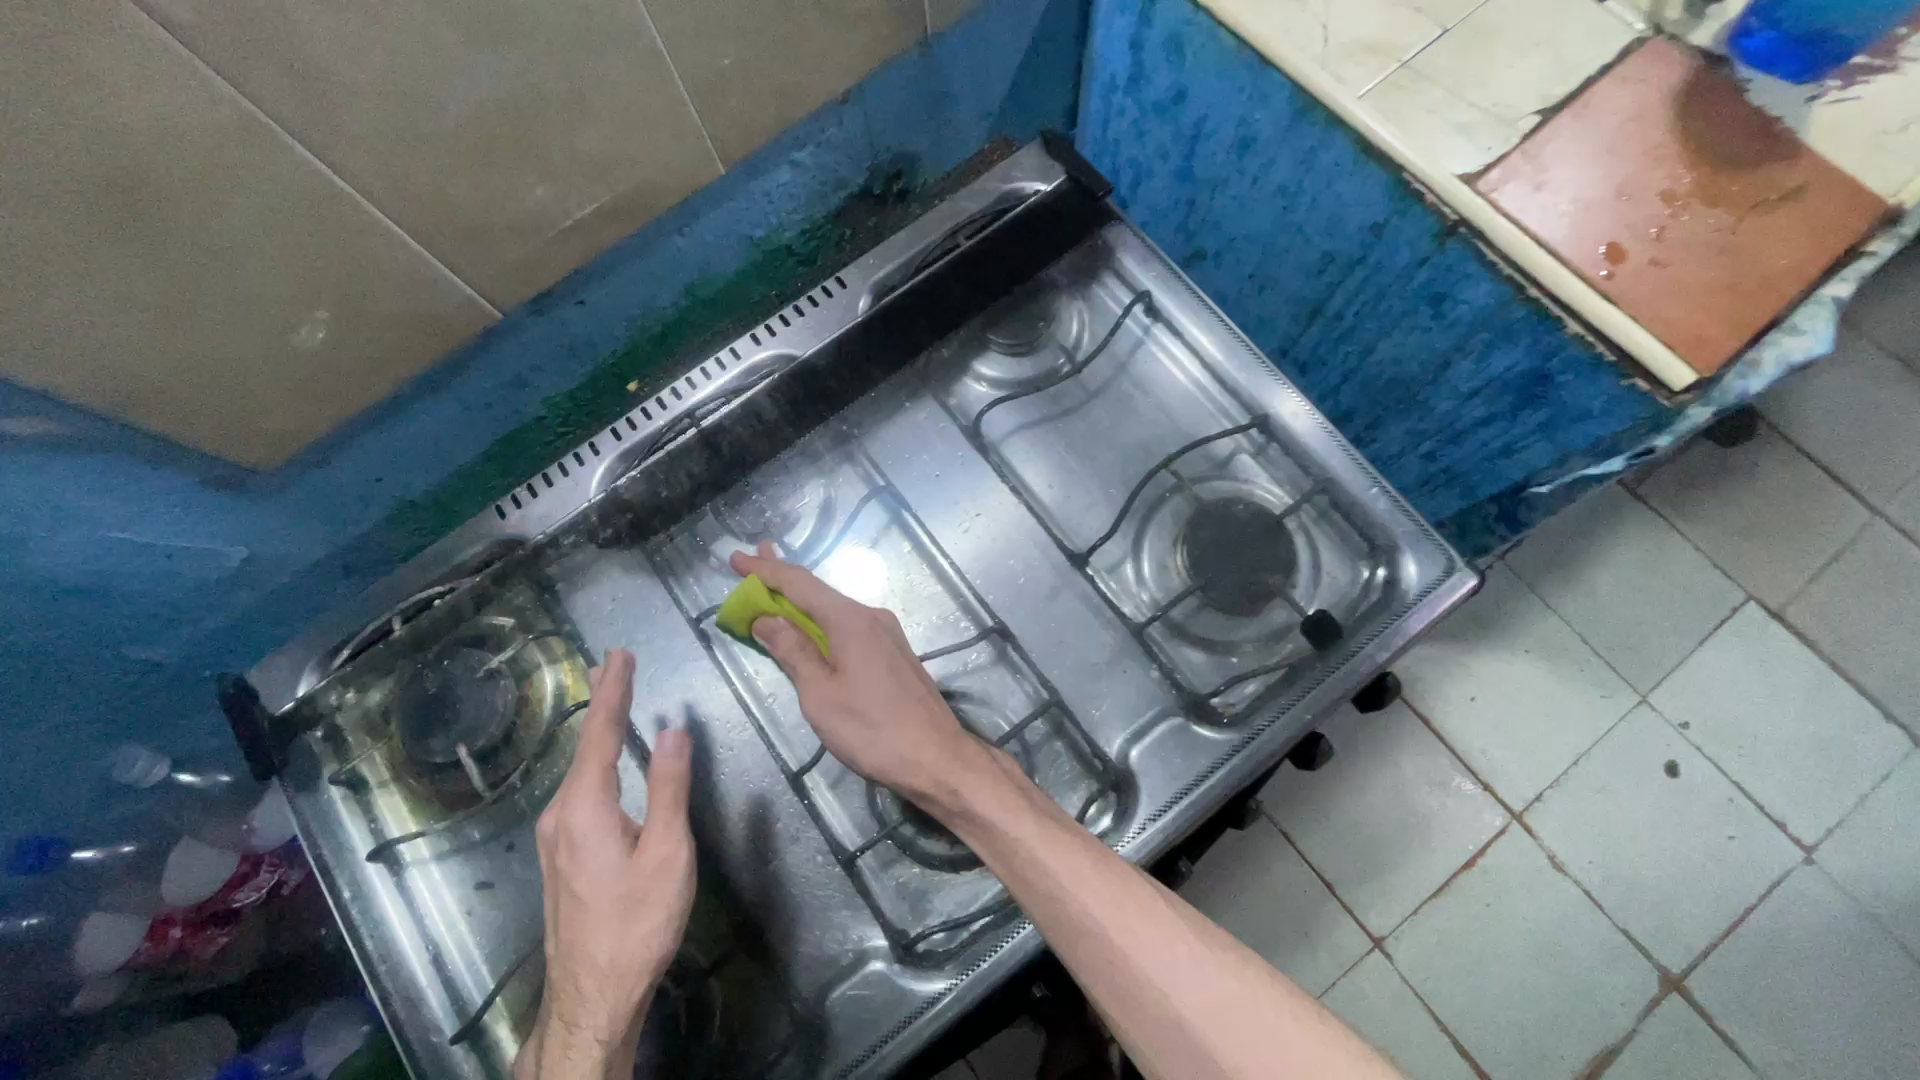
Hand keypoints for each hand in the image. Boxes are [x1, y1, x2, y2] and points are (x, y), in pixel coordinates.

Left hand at [517, 649, 694, 1079]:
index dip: (613, 692)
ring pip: (580, 772)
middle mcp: (559, 814)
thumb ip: (669, 788)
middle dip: (602, 704)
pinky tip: (606, 764)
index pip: (601, 734)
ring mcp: (554, 837)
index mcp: (585, 807)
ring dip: (599, 734)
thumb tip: (672, 730)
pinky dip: (596, 763)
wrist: (593, 993)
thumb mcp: (667, 853)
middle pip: (585, 748)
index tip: (618, 655)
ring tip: (613, 703)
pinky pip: (580, 793)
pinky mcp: (560, 856)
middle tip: (615, 666)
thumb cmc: (637, 922)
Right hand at [729, 543, 984, 805]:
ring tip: (773, 588)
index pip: (799, 584)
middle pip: (819, 590)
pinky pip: (849, 626)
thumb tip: (766, 618)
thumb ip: (793, 652)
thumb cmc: (873, 730)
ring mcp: (887, 634)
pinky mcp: (894, 653)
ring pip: (835, 608)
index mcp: (851, 620)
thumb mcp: (820, 695)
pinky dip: (821, 620)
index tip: (735, 558)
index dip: (764, 571)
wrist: (937, 758)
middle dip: (782, 577)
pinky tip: (810, 625)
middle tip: (751, 558)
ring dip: (801, 600)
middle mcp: (872, 616)